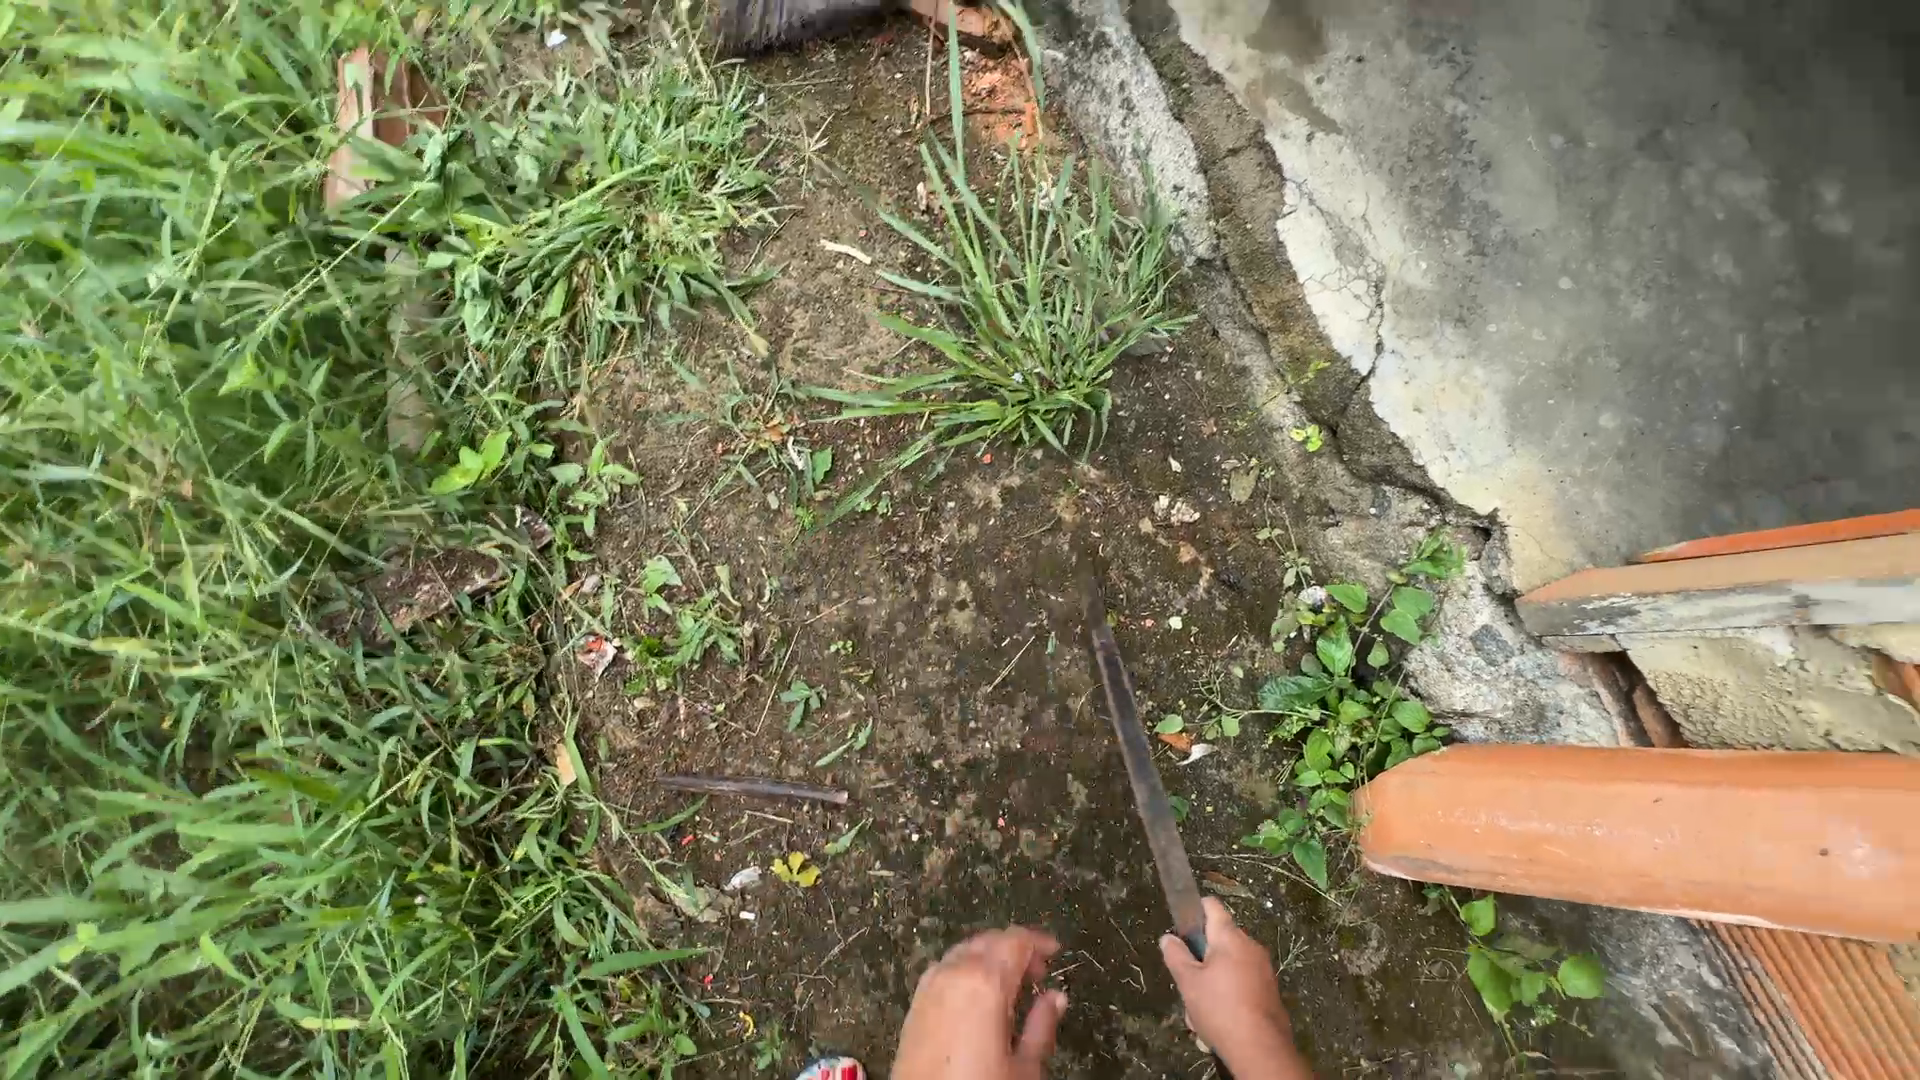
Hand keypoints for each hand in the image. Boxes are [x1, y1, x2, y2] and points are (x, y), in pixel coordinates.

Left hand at [893, 926, 1069, 1079]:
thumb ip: (1042, 1026)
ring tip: (1011, 985)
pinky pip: (947, 966)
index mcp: (986, 981)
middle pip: (991, 940)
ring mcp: (932, 982)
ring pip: (967, 950)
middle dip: (1016, 949)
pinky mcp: (916, 999)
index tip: (1055, 951)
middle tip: (1039, 973)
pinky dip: (967, 967)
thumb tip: (1056, 997)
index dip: (1039, 941)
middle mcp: (956, 971)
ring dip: (991, 956)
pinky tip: (978, 994)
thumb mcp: (1023, 1069)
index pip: (1016, 940)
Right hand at [1159, 899, 1309, 1078]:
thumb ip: (1175, 955)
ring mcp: (1263, 971)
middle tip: (1188, 980)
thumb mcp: (1188, 981)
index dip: (1195, 909)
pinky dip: (1229, 995)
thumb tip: (1169, 938)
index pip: (1211, 906)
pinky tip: (1218, 1020)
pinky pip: (1242, 984)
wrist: (1262, 1052)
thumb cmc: (1220, 1008)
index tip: (1182, 927)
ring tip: (1200, 1010)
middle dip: (1201, 958)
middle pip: (1219, 941)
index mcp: (1230, 937)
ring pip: (1229, 967)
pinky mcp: (1270, 993)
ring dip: (1213, 981)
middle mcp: (1250, 947)